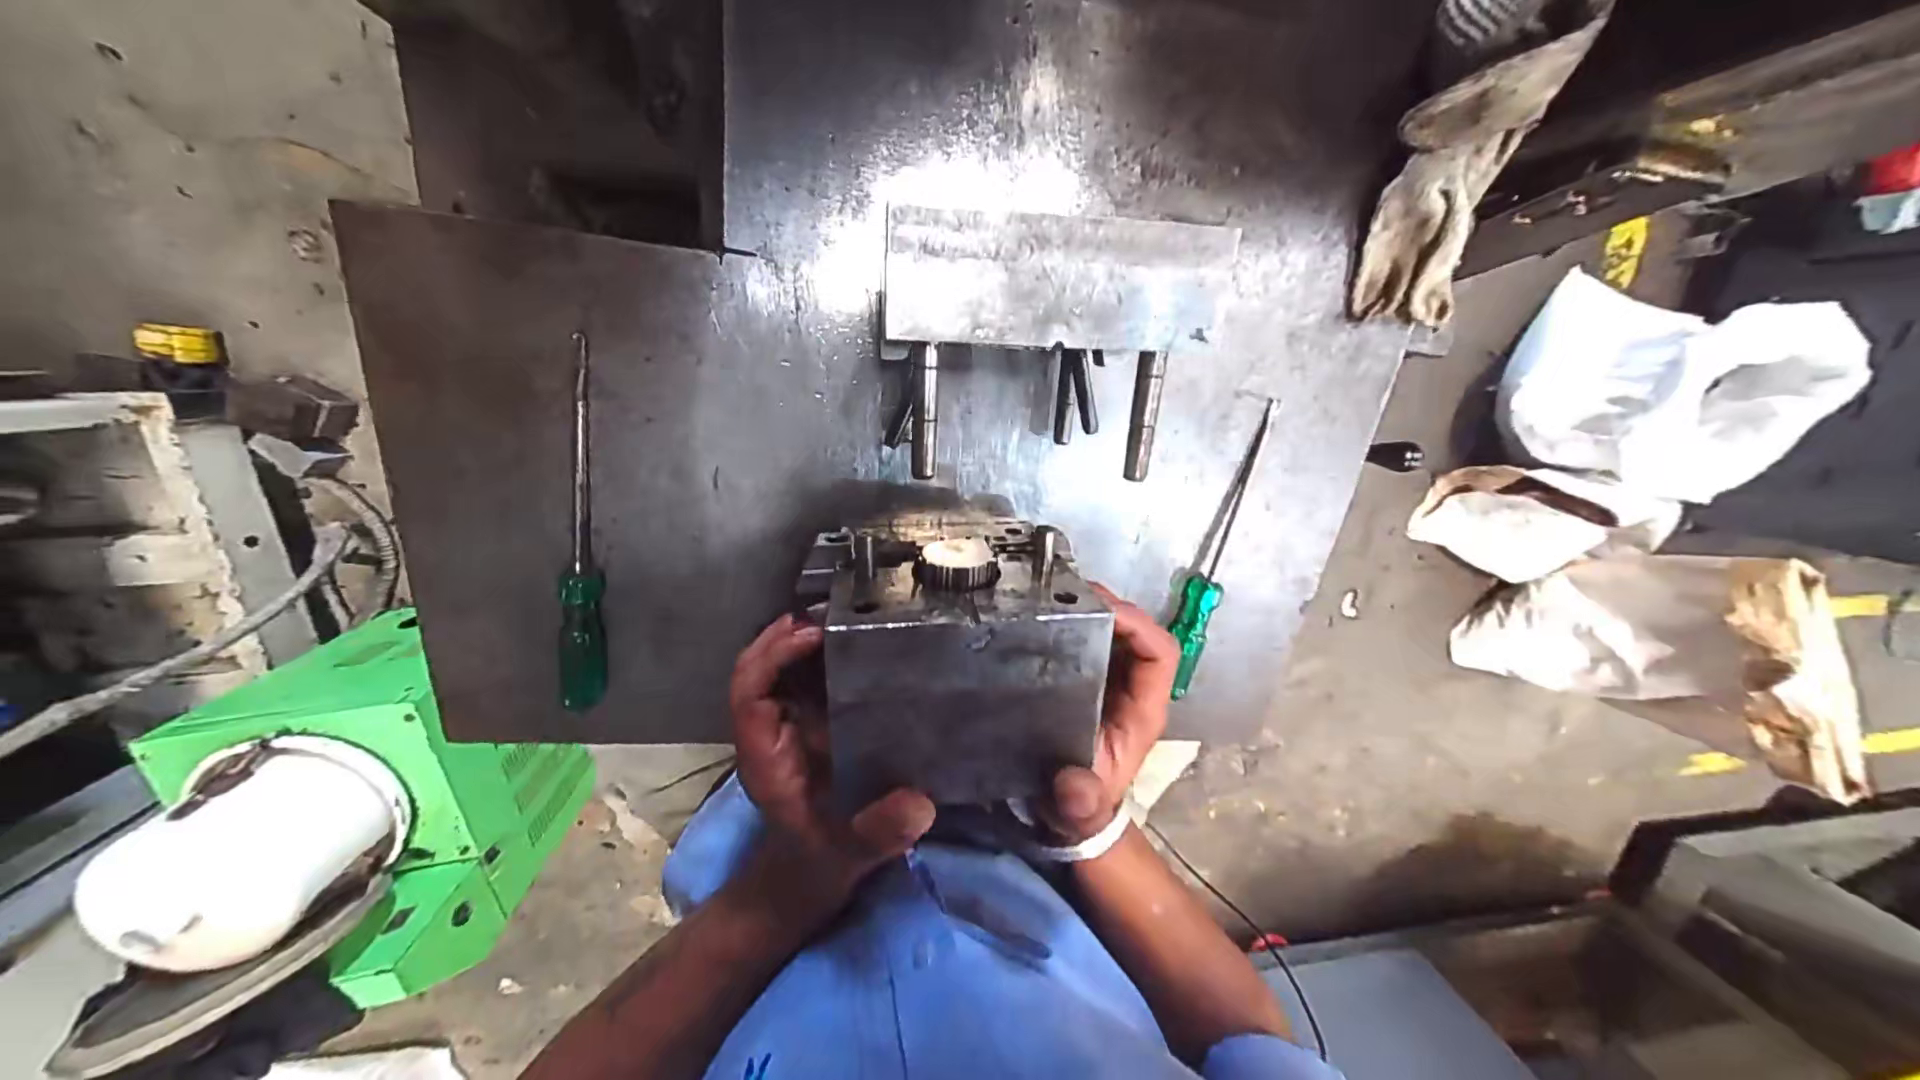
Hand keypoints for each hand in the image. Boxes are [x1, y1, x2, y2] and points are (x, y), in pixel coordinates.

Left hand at [728, 614, 935, 918]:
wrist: (807, 876)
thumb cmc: (820, 862)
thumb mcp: (853, 853)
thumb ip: (880, 832)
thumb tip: (920, 804)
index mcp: (765, 758)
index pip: (748, 695)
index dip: (771, 658)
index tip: (811, 635)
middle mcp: (767, 734)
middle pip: (755, 671)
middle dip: (783, 637)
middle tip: (830, 612)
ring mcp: (783, 727)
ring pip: (775, 671)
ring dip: (799, 640)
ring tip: (841, 618)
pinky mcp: (803, 726)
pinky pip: (801, 681)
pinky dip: (818, 656)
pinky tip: (851, 644)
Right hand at [1043, 583, 1177, 842]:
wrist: (1067, 812)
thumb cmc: (1079, 805)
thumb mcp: (1078, 806)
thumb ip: (1079, 802)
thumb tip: (1072, 788)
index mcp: (1143, 710)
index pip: (1159, 653)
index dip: (1137, 625)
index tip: (1098, 610)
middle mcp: (1134, 687)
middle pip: (1135, 631)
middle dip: (1106, 607)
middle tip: (1063, 594)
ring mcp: (1112, 679)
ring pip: (1112, 630)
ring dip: (1086, 608)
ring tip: (1049, 596)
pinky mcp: (1088, 676)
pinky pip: (1088, 638)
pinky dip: (1071, 620)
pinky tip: (1041, 613)